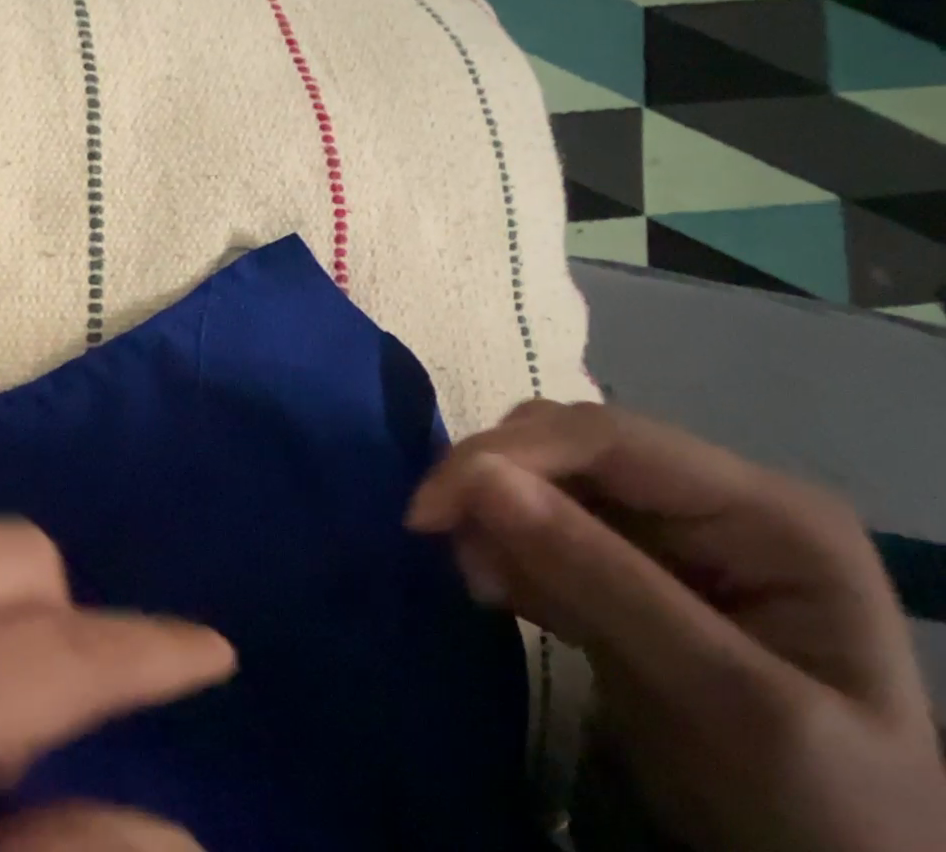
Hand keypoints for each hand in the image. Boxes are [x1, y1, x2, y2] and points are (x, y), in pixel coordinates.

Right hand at [407, 401, 945, 851]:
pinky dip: (502, 554)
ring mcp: (671, 540)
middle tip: (454, 556)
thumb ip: (603, 582)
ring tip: (485, 588)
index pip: (607, 440)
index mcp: (766, 513)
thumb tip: (479, 480)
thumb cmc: (816, 799)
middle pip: (568, 449)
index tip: (423, 514)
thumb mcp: (722, 698)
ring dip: (491, 522)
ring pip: (543, 484)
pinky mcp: (628, 575)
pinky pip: (540, 533)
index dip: (503, 457)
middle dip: (493, 487)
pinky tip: (501, 596)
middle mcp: (715, 505)